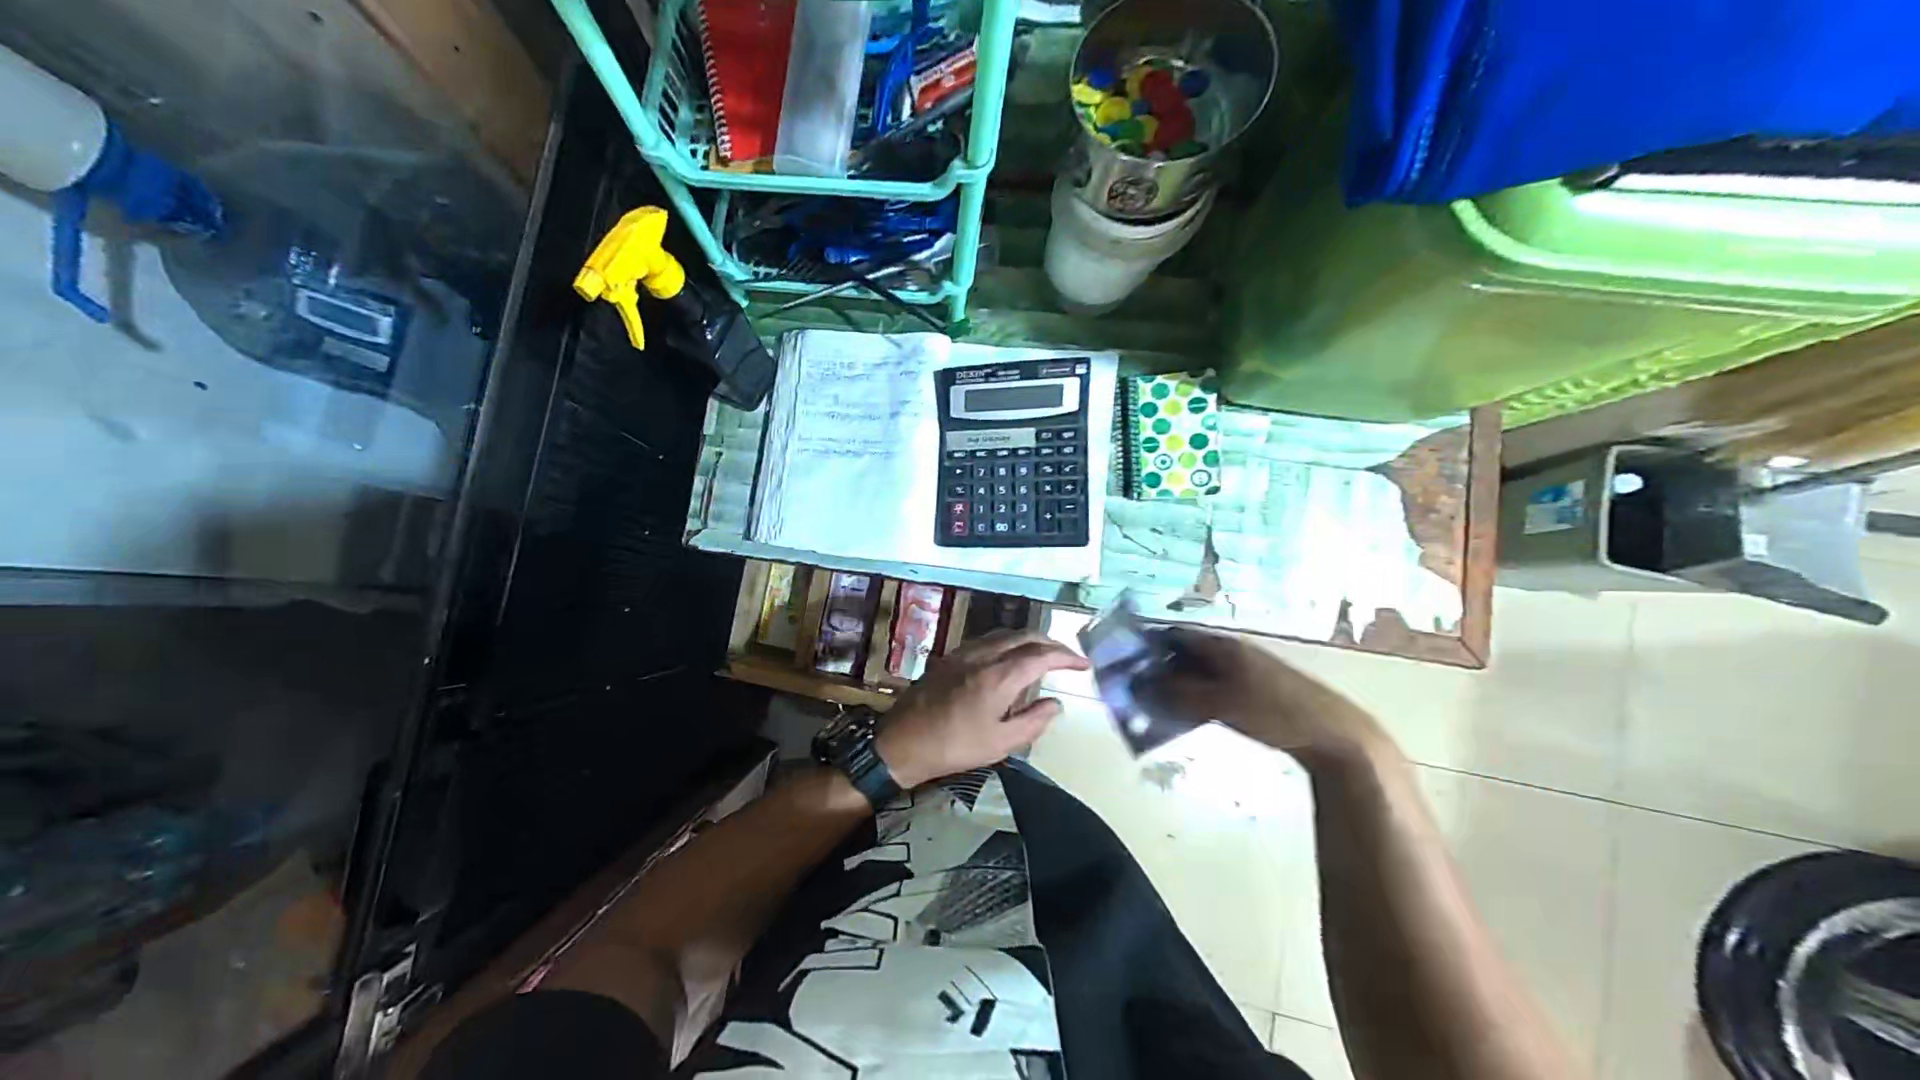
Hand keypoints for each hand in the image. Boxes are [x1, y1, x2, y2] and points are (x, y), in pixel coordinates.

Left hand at [875, 630, 1089, 788]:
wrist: (902, 742)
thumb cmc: (954, 747)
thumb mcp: (1000, 743)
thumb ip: (1033, 721)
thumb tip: (1056, 704)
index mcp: (999, 676)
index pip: (1041, 656)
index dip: (1066, 658)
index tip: (1084, 665)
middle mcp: (983, 655)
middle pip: (1025, 637)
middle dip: (1051, 644)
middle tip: (1068, 658)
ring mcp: (964, 653)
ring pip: (1005, 634)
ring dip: (1030, 640)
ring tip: (1044, 656)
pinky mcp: (951, 657)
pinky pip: (988, 640)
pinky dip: (1009, 643)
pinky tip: (1010, 659)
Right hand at [1133, 628, 1391, 768]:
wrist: (1334, 736)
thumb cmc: (1275, 712)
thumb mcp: (1219, 704)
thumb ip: (1177, 695)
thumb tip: (1139, 687)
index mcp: (1223, 645)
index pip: (1173, 634)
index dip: (1146, 644)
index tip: (1123, 662)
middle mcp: (1232, 651)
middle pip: (1184, 654)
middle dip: (1157, 669)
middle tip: (1133, 689)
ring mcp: (1245, 671)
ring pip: (1198, 673)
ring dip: (1175, 687)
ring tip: (1153, 706)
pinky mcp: (1254, 692)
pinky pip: (1213, 689)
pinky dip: (1194, 699)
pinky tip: (1186, 717)